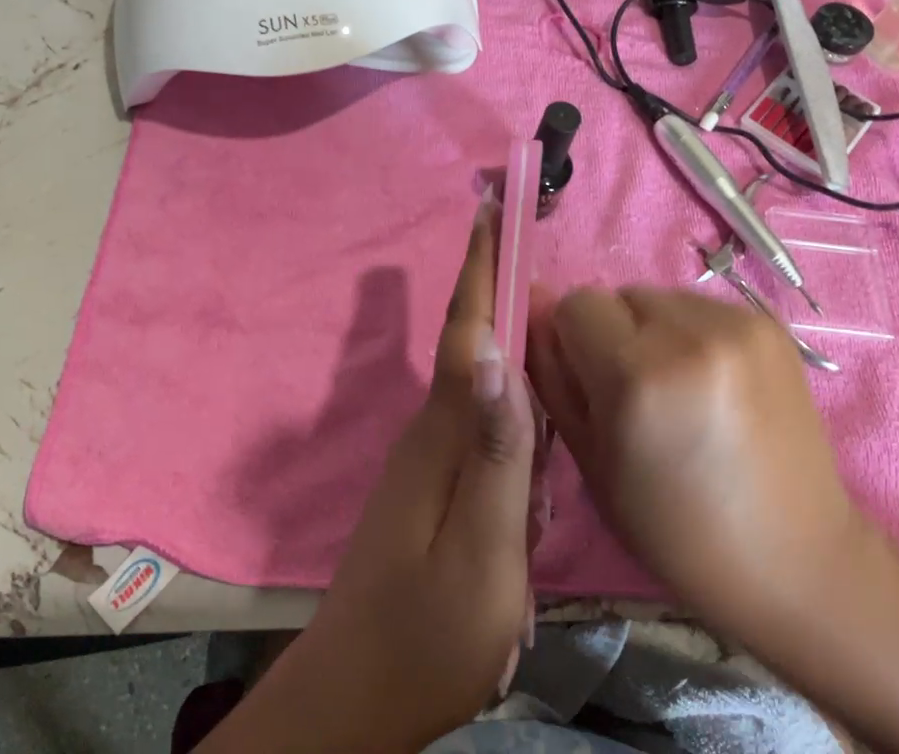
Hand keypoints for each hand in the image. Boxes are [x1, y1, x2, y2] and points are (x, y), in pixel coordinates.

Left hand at [200, 199, 535, 753]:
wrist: (361, 695)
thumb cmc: (430, 632)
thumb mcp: (483, 551)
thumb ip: (497, 454)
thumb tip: (503, 353)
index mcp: (443, 438)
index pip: (470, 333)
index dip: (483, 267)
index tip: (495, 204)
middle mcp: (432, 437)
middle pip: (482, 353)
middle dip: (505, 298)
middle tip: (529, 257)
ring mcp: (431, 466)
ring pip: (490, 400)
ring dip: (519, 376)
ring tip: (537, 391)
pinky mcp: (439, 494)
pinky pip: (488, 441)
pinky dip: (518, 435)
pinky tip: (534, 468)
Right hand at [527, 286, 869, 627]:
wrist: (791, 558)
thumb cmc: (673, 529)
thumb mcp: (589, 460)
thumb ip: (552, 376)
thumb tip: (532, 309)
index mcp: (636, 377)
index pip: (574, 304)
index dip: (572, 343)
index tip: (590, 386)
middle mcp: (689, 335)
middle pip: (617, 294)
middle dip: (612, 334)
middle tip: (635, 395)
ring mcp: (738, 326)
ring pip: (658, 297)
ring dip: (651, 331)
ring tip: (678, 392)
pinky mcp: (772, 327)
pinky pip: (700, 308)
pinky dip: (691, 336)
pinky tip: (710, 387)